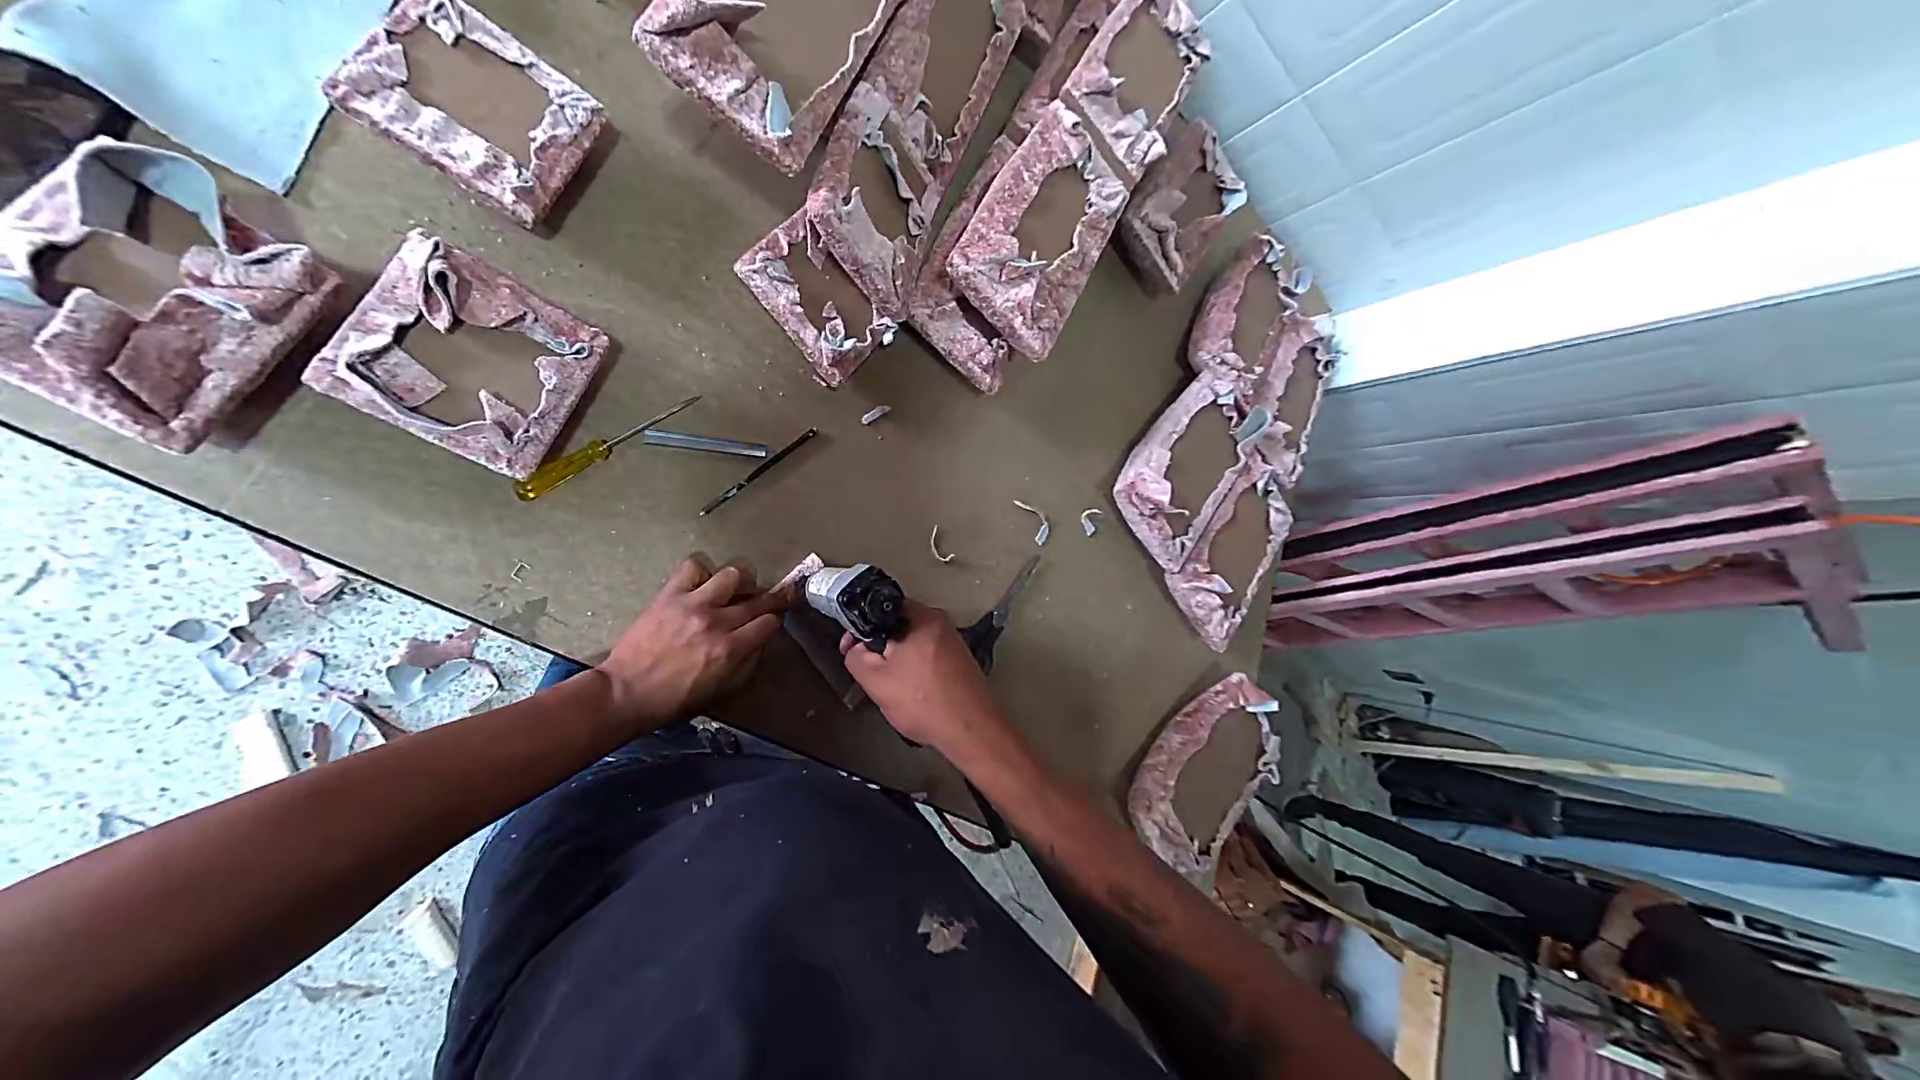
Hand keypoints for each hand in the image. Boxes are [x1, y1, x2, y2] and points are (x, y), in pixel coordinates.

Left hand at [596, 556, 792, 729]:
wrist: (625, 692)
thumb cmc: (675, 698)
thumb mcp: (721, 689)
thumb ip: (747, 662)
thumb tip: (762, 639)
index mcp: (730, 649)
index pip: (770, 622)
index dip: (774, 622)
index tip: (770, 623)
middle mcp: (716, 622)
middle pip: (759, 599)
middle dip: (771, 599)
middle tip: (773, 598)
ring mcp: (692, 604)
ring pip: (733, 575)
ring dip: (740, 582)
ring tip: (735, 590)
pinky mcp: (669, 595)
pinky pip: (693, 567)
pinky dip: (702, 573)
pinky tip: (701, 586)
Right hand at [839, 601, 1008, 754]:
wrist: (970, 731)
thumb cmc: (927, 704)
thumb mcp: (875, 681)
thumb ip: (856, 657)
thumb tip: (855, 648)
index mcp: (923, 617)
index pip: (880, 611)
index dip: (861, 630)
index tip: (853, 649)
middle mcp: (942, 624)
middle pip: (897, 631)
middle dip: (882, 652)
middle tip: (877, 675)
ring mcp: (953, 643)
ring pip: (912, 648)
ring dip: (900, 666)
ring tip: (900, 690)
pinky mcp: (959, 662)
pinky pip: (928, 661)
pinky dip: (918, 675)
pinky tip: (917, 696)